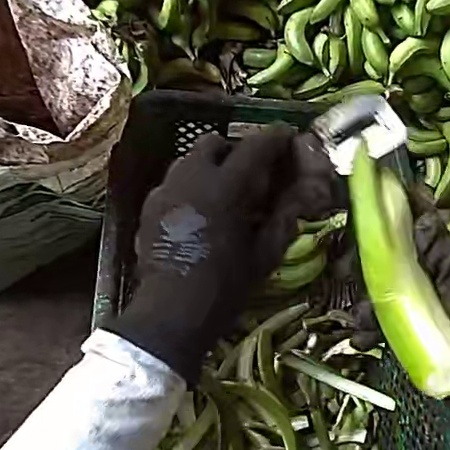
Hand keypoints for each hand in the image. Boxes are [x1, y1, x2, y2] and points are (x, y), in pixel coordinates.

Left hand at [108, 125, 335, 380]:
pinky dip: (191, 185)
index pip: (255, 146)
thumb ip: (285, 216)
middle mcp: (191, 178)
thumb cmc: (226, 286)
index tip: (287, 137)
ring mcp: (165, 190)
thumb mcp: (265, 254)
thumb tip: (301, 191)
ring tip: (225, 190)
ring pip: (189, 160)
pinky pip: (173, 182)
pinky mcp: (149, 206)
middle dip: (235, 149)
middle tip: (252, 171)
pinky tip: (200, 210)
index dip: (275, 137)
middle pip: (215, 142)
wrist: (172, 313)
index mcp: (226, 187)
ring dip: (210, 166)